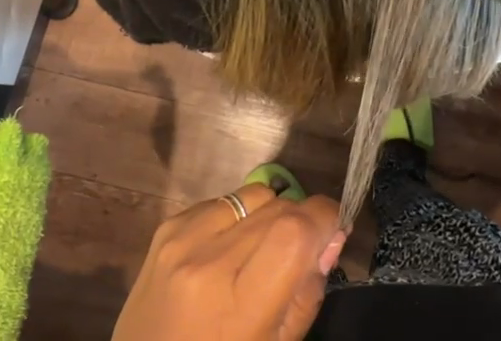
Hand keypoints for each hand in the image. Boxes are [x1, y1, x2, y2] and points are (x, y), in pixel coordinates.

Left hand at [112, 182, 346, 340]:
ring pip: (252, 194)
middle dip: (302, 219)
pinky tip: (229, 247)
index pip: (294, 231)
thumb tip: (332, 235)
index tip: (334, 228)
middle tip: (304, 246)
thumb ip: (306, 292)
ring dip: (270, 212)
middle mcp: (207, 261)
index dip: (324, 218)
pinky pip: (222, 200)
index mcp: (238, 305)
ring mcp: (181, 239)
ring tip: (262, 247)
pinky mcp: (166, 227)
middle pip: (278, 208)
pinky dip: (238, 215)